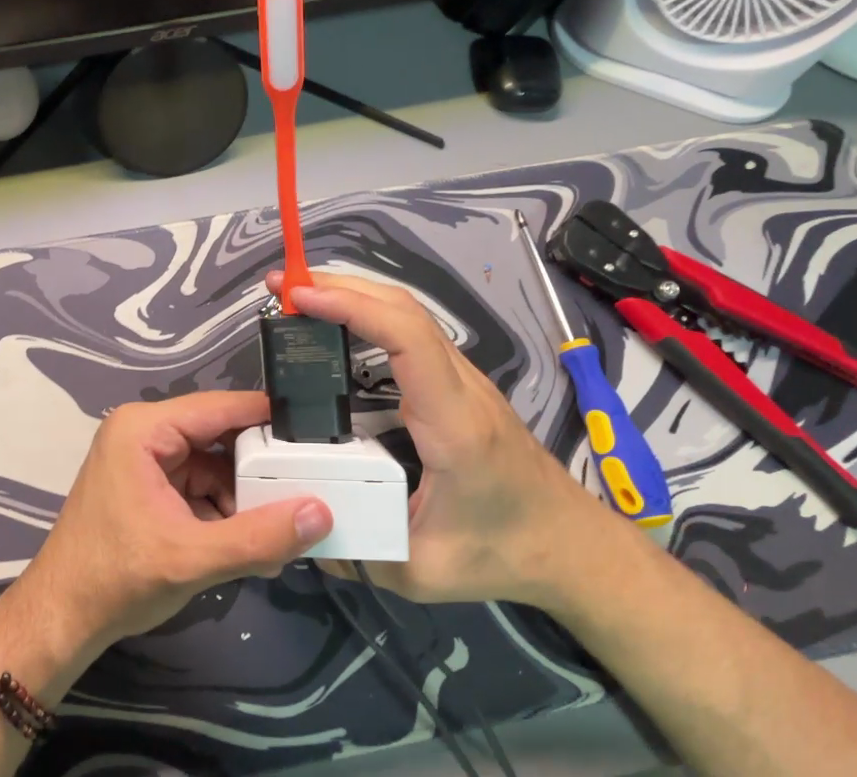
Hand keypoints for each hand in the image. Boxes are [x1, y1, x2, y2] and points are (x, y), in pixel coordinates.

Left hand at [8, 392, 334, 658]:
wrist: (62, 619)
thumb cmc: (116, 579)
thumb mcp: (192, 559)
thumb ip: (258, 537)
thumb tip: (322, 514)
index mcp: (143, 429)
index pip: (220, 407)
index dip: (268, 418)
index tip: (318, 432)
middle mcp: (144, 433)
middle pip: (220, 437)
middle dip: (258, 468)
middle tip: (309, 489)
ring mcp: (146, 461)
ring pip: (214, 466)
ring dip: (243, 498)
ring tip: (281, 529)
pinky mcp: (150, 489)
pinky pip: (200, 488)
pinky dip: (225, 513)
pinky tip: (249, 544)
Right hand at [270, 270, 618, 608]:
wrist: (574, 547)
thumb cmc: (504, 555)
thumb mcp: (422, 571)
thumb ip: (356, 556)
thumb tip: (297, 531)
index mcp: (454, 424)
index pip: (408, 339)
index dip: (352, 307)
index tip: (299, 299)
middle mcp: (462, 388)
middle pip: (405, 310)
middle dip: (340, 286)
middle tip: (281, 286)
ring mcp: (465, 382)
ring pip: (411, 314)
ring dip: (354, 295)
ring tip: (298, 297)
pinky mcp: (460, 387)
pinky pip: (413, 333)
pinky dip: (369, 314)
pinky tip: (338, 323)